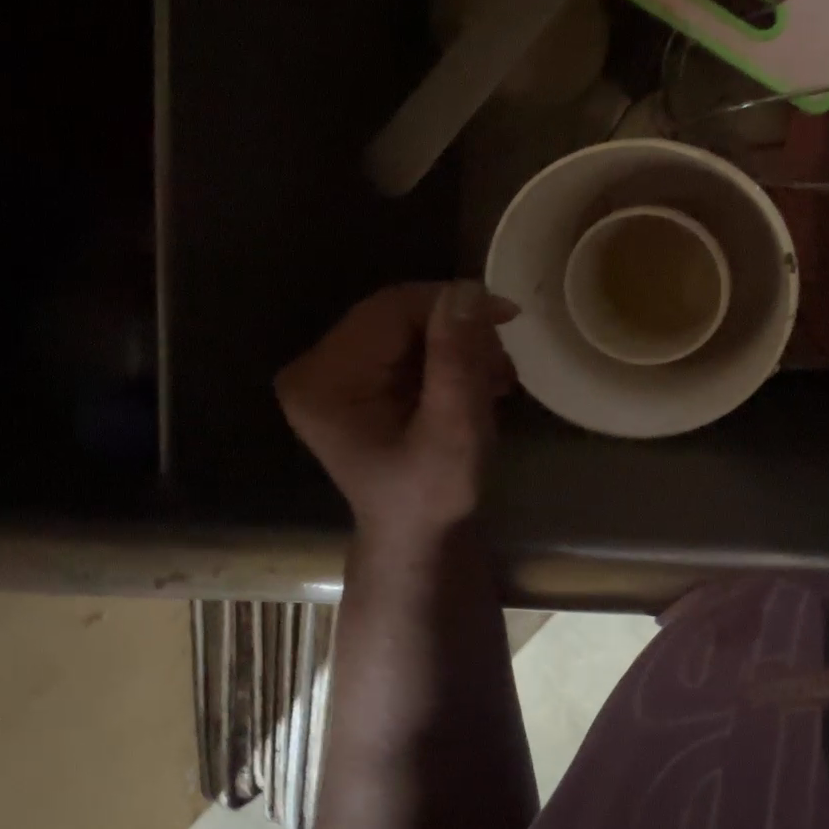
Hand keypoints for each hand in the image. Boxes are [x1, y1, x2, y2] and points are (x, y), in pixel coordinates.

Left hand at [276, 281, 519, 539]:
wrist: (419, 537)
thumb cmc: (434, 491)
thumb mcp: (455, 426)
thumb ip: (456, 359)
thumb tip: (467, 291)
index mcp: (326, 379)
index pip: (392, 309)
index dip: (453, 303)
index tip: (509, 316)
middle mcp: (318, 368)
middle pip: (399, 315)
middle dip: (461, 330)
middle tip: (504, 365)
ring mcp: (337, 376)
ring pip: (410, 328)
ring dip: (462, 345)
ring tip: (497, 379)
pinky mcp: (359, 384)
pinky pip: (410, 347)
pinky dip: (450, 357)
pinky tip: (479, 383)